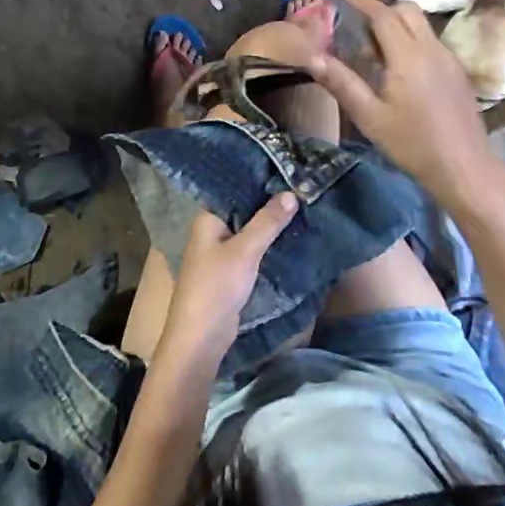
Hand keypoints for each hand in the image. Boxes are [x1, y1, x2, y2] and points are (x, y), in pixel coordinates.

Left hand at [158, 192, 297, 360]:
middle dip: (269, 202)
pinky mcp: (230, 271)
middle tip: (301, 186)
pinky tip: (291, 236)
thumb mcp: (245, 250)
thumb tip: (291, 193)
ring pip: (249, 230)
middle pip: (243, 210)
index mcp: (207, 219)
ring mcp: (220, 252)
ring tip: (303, 206)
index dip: (258, 179)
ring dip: (270, 223)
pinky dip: (268, 243)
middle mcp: (212, 231)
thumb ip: (267, 222)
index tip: (286, 168)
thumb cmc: (216, 287)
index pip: (233, 189)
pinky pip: (252, 249)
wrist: (201, 337)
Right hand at [308, 0, 504, 208]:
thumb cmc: (412, 144)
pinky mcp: (457, 72)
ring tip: (373, 50)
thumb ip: (342, 83)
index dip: (359, 2)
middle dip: (380, 10)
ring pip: (421, 26)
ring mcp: (448, 59)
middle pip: (406, 10)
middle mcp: (431, 48)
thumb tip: (312, 58)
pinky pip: (431, 43)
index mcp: (408, 56)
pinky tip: (399, 71)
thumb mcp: (370, 117)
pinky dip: (411, 42)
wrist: (463, 166)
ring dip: (397, 26)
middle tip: (356, 27)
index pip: (382, 14)